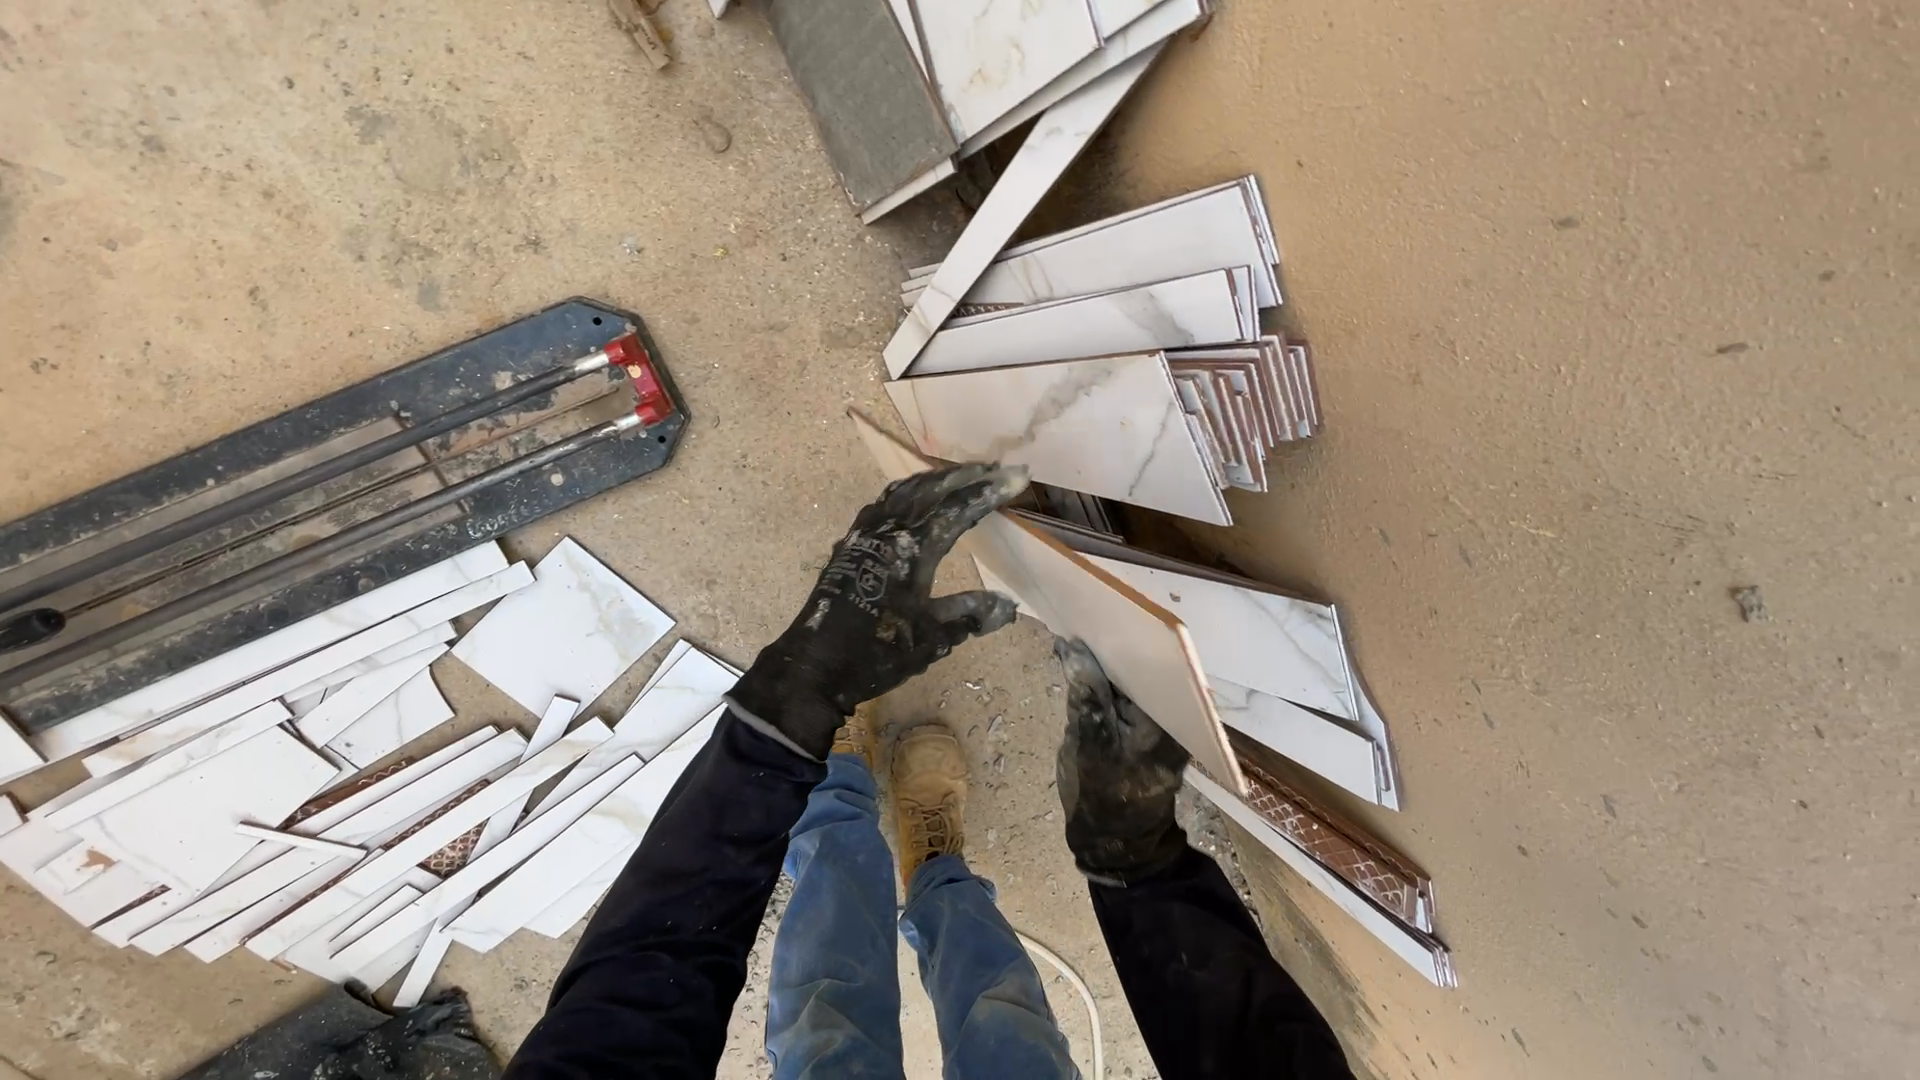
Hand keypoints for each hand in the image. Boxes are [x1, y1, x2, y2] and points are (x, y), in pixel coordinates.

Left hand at [728, 463, 1030, 757]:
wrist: (814, 668)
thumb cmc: (875, 653)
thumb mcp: (931, 639)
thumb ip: (970, 615)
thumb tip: (1010, 605)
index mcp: (910, 550)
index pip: (958, 509)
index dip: (989, 491)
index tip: (1018, 477)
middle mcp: (886, 532)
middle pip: (930, 489)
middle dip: (965, 476)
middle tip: (995, 468)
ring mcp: (864, 534)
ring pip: (904, 490)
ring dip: (935, 479)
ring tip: (962, 476)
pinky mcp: (850, 544)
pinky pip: (884, 503)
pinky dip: (909, 491)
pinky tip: (915, 499)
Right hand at [1054, 637, 1190, 884]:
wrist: (1113, 842)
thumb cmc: (1105, 796)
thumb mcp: (1089, 745)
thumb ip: (1086, 696)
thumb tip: (1074, 648)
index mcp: (1168, 717)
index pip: (1150, 664)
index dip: (1124, 638)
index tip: (1095, 611)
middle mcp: (1169, 713)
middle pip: (1141, 666)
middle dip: (1111, 644)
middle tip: (1079, 614)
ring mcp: (1153, 719)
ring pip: (1128, 678)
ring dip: (1103, 659)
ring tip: (1075, 629)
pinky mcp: (1137, 725)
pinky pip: (1120, 692)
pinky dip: (1101, 678)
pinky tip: (1078, 660)